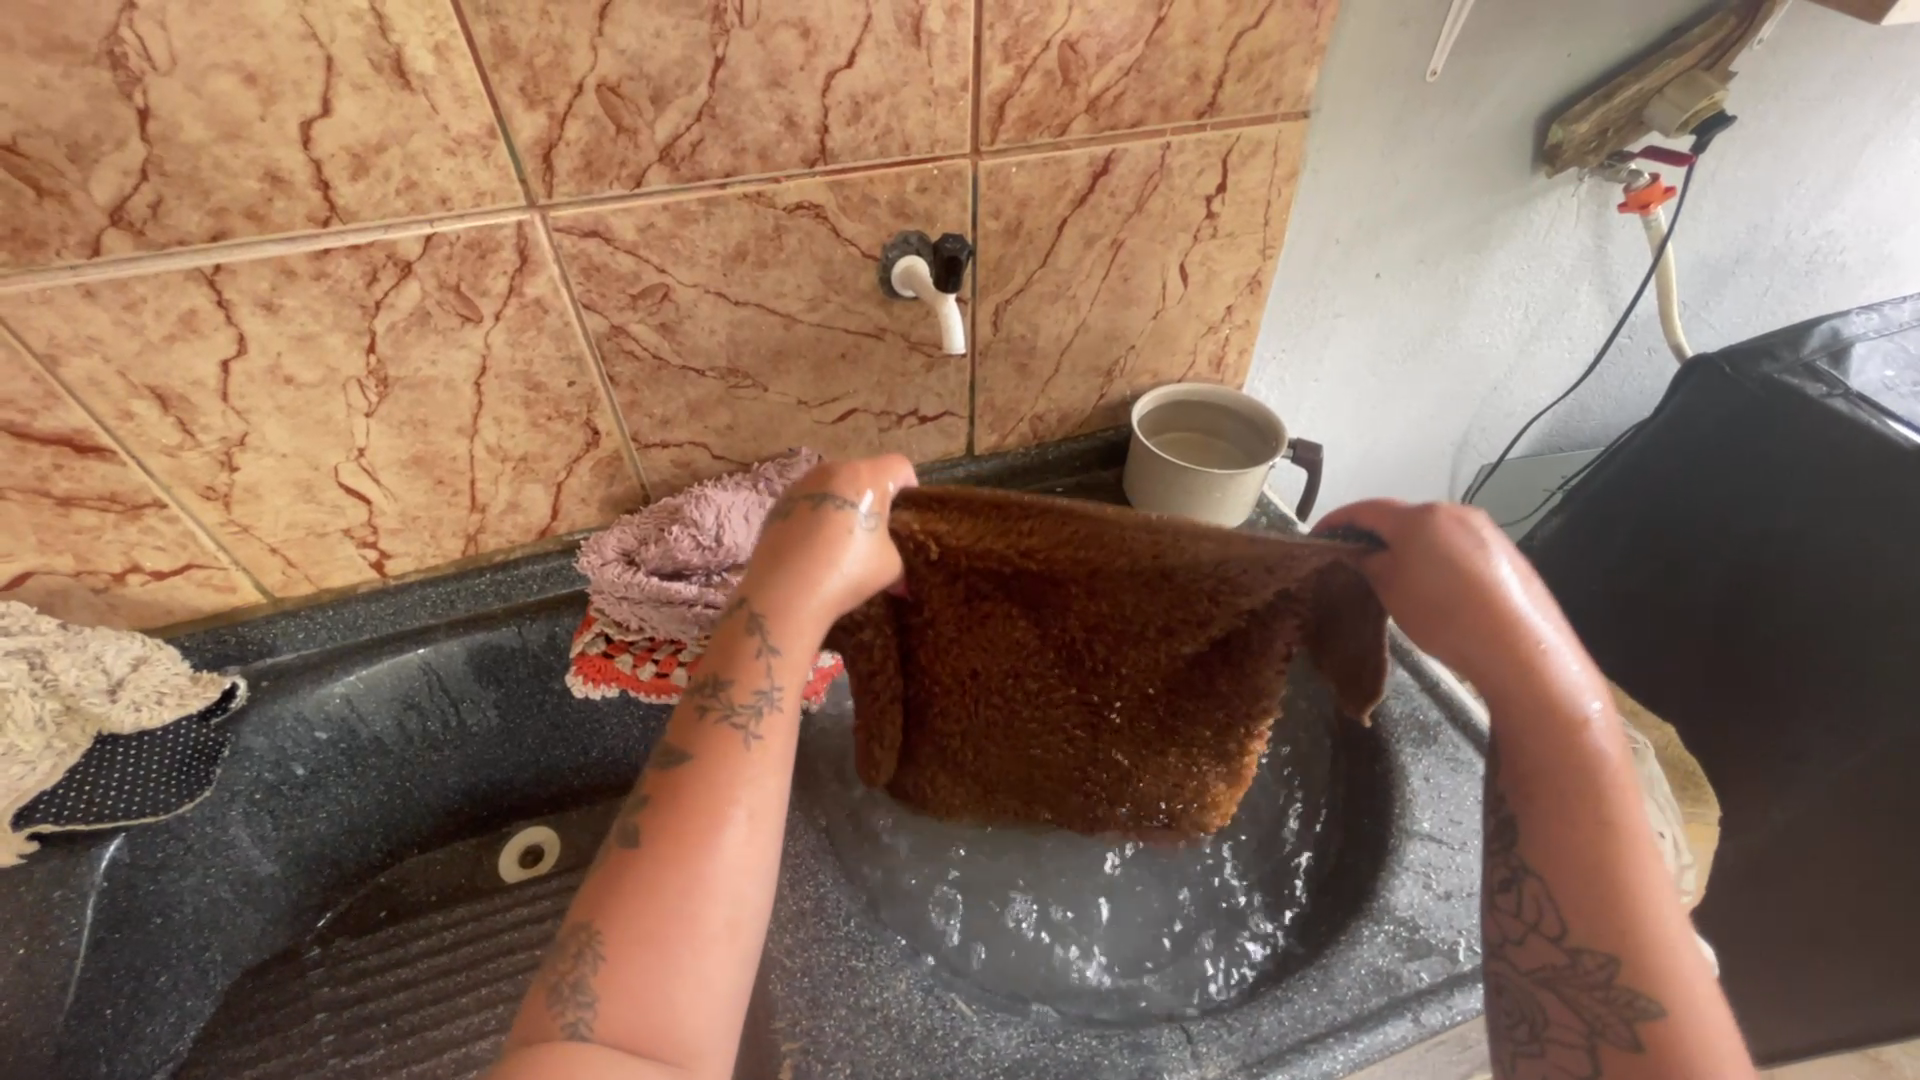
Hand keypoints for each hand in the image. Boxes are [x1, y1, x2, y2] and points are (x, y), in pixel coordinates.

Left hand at [743, 455, 917, 632]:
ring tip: (844, 539)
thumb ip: (898, 558)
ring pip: (835, 485)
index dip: (910, 487)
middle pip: (865, 472)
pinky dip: (820, 515)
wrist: (785, 593)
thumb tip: (901, 583)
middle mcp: (832, 470)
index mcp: (865, 477)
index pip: (899, 466)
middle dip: (875, 497)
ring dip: (846, 504)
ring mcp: (802, 484)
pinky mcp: (780, 502)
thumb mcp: (889, 568)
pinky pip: (811, 500)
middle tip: (878, 531)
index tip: (908, 514)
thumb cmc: (846, 572)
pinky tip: (817, 546)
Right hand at [1314, 500, 1602, 697]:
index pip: (1365, 508)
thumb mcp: (1389, 589)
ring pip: (1431, 531)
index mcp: (1419, 517)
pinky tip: (1434, 586)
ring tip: (1392, 573)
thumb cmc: (1442, 614)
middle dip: (1373, 534)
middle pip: (1401, 517)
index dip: (1336, 520)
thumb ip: (1368, 561)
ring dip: (1406, 545)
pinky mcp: (1505, 552)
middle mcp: (1453, 512)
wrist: (1518, 649)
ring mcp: (1484, 530)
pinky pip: (1457, 545)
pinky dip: (1435, 557)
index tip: (1317, 536)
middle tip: (1354, 558)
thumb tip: (1361, 552)